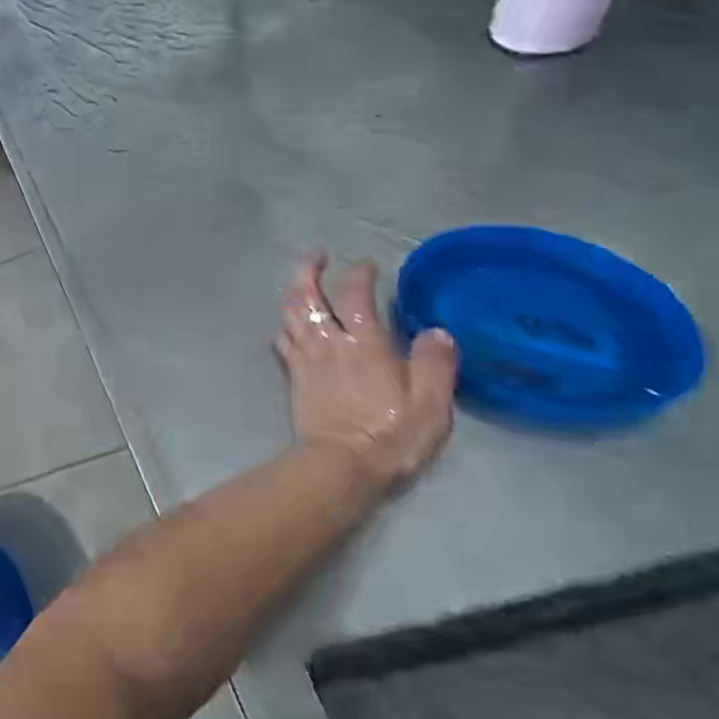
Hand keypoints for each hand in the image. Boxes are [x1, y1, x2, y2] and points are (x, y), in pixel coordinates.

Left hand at [274, 253, 457, 487]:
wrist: (342, 462)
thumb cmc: (392, 435)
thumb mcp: (431, 403)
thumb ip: (435, 364)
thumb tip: (437, 331)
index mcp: (365, 344)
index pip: (355, 294)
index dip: (358, 273)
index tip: (366, 264)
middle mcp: (328, 342)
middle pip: (307, 295)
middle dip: (308, 270)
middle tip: (316, 255)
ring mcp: (306, 357)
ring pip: (289, 313)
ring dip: (293, 292)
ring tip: (301, 282)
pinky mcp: (293, 374)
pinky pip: (282, 340)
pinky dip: (284, 325)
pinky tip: (288, 325)